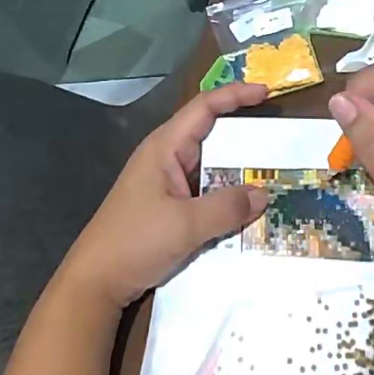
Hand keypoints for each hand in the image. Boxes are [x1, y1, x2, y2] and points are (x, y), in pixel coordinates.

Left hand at [61, 81, 271, 307]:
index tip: (266, 92)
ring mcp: (167, 181)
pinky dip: (225, 193)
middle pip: (210, 133)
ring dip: (236, 169)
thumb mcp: (184, 226)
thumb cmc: (134, 242)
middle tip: (278, 138)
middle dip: (243, 133)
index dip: (235, 95)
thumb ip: (226, 208)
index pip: (204, 107)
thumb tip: (264, 194)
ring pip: (209, 165)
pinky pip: (204, 189)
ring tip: (272, 173)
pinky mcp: (168, 205)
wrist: (94, 283)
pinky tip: (247, 207)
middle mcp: (167, 157)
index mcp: (165, 147)